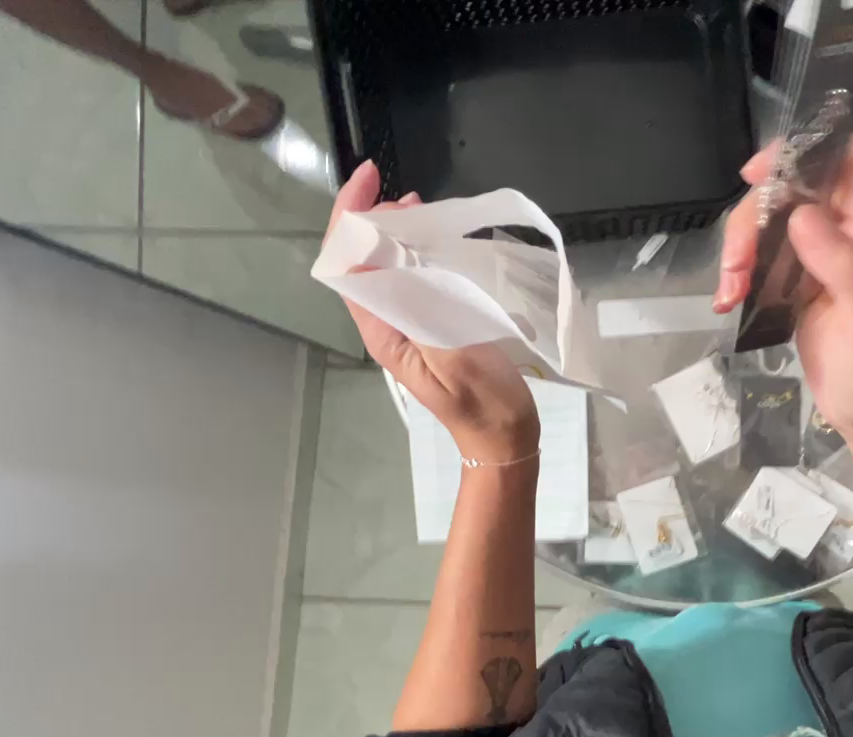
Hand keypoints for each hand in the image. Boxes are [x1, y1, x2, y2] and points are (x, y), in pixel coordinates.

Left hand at [327, 161, 540, 461]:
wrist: (505, 439)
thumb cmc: (484, 402)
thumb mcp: (452, 357)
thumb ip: (416, 310)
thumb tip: (376, 260)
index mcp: (383, 331)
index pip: (346, 263)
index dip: (351, 217)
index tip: (373, 181)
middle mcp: (388, 324)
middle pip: (361, 260)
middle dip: (374, 219)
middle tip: (412, 198)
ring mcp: (410, 325)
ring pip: (387, 268)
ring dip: (397, 234)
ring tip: (423, 210)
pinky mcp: (433, 326)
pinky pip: (414, 280)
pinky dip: (421, 254)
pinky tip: (440, 244)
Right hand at [715, 136, 852, 437]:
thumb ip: (843, 264)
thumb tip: (800, 215)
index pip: (845, 160)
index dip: (803, 151)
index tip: (758, 173)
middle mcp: (848, 235)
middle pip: (793, 192)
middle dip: (755, 219)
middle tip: (735, 264)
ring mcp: (820, 260)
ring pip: (771, 225)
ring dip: (741, 250)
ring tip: (728, 291)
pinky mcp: (798, 285)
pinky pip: (762, 260)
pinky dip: (740, 274)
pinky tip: (729, 300)